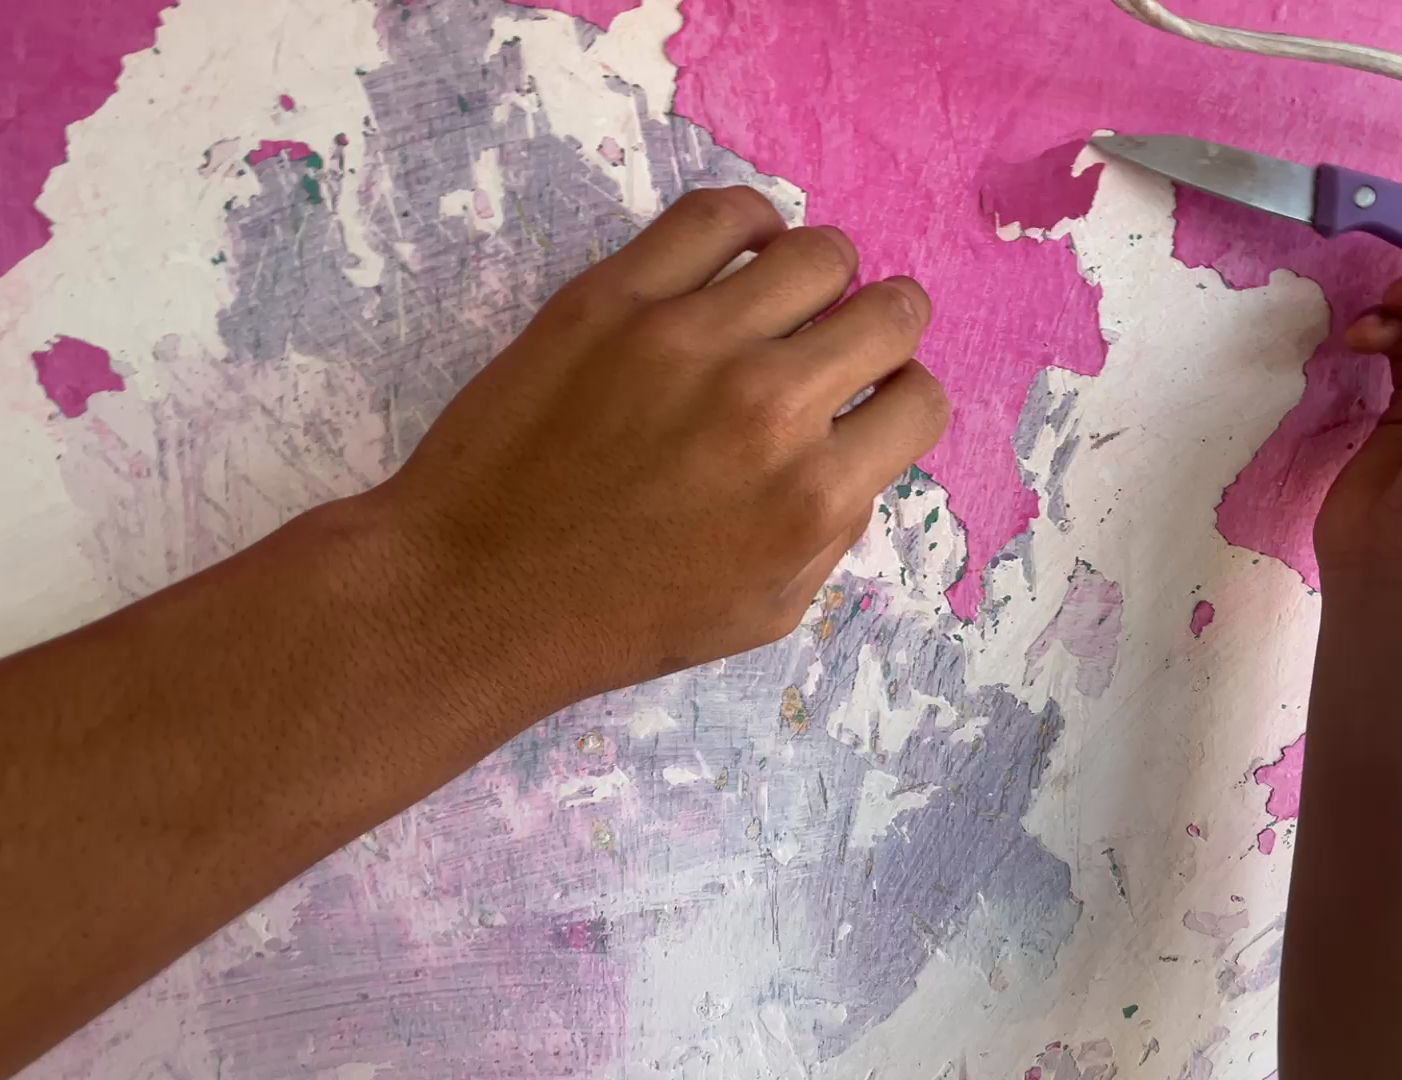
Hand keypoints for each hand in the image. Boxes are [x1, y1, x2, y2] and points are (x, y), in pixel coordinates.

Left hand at [352, 186, 947, 714]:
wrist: (480, 592)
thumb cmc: (630, 620)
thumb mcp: (770, 612)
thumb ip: (837, 529)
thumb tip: (858, 454)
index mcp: (815, 496)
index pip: (921, 402)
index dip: (907, 405)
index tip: (876, 408)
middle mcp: (771, 405)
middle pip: (891, 313)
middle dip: (889, 331)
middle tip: (850, 348)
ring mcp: (691, 339)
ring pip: (819, 252)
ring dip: (827, 280)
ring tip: (790, 308)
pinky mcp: (615, 296)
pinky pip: (719, 214)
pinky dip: (752, 227)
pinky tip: (743, 257)